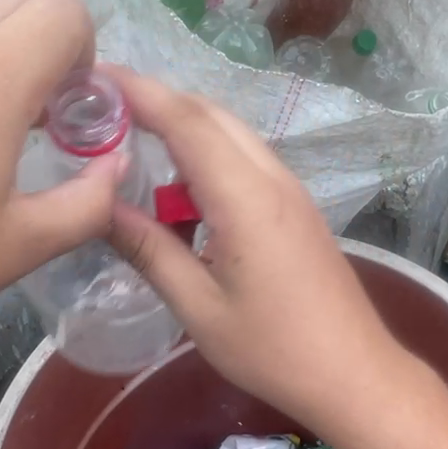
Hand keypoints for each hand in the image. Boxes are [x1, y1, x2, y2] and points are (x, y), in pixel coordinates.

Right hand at [104, 67, 414, 433]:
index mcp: (246, 197)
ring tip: (132, 142)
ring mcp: (290, 190)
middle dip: (157, 101)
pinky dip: (207, 156)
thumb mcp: (198, 308)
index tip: (93, 75)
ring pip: (231, 135)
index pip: (186, 120)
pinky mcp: (297, 208)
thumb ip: (148, 251)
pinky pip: (245, 160)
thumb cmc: (273, 349)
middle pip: (210, 115)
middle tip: (103, 110)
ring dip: (183, 128)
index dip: (139, 91)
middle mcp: (272, 178)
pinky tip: (180, 188)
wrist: (353, 373)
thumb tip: (100, 208)